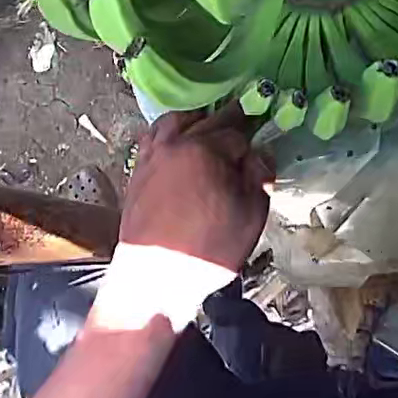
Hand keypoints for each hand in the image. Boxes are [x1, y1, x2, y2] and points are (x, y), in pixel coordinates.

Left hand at [88, 106, 272, 332]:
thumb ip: (258, 179)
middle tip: (243, 123)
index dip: (251, 145)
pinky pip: (154, 135)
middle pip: (207, 121)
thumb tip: (259, 155)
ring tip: (209, 128)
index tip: (257, 152)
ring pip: (176, 120)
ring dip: (196, 120)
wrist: (155, 277)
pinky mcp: (138, 167)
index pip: (236, 134)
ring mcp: (153, 154)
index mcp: (205, 151)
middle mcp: (176, 144)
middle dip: (228, 122)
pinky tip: (178, 140)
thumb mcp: (249, 218)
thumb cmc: (207, 250)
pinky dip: (169, 130)